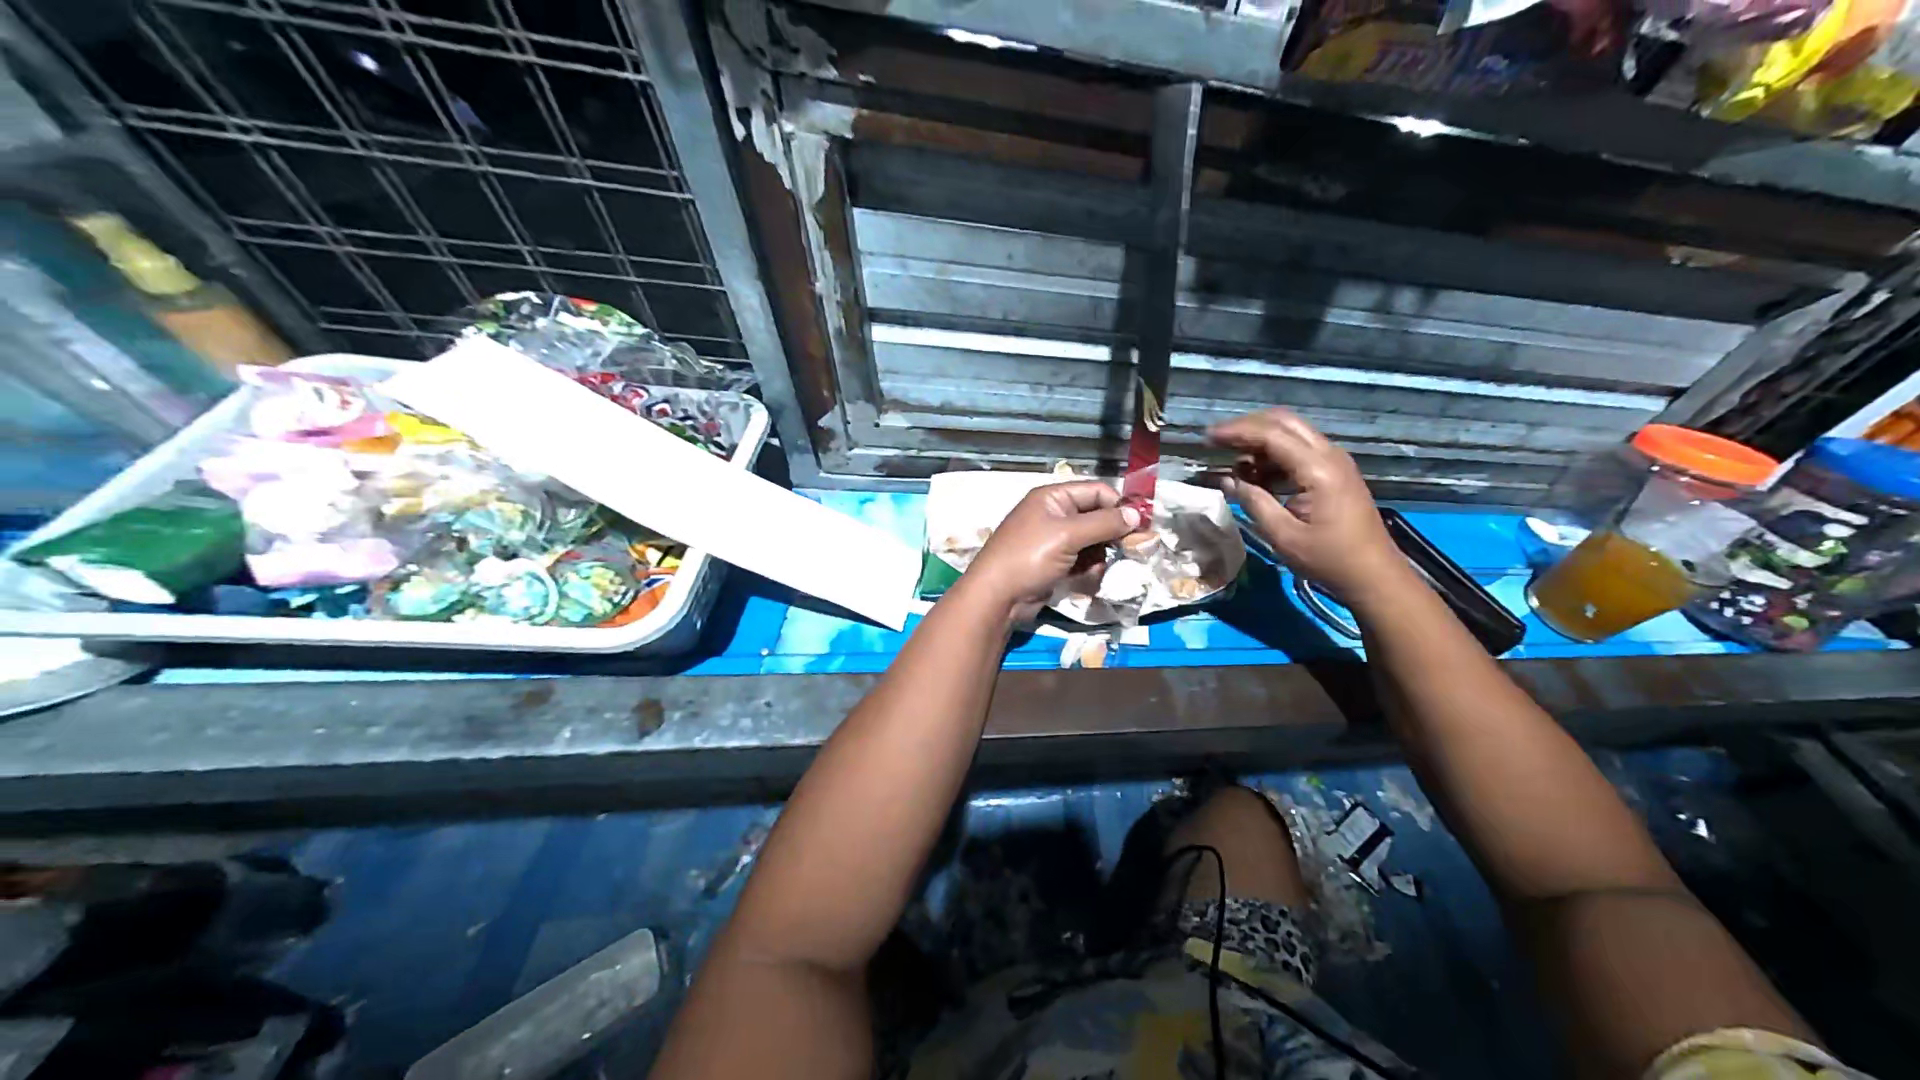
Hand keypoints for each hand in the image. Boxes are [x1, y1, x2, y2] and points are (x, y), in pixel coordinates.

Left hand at [963, 481, 1142, 619]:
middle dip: (1111, 534)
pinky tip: (1085, 578)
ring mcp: (1053, 540)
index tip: (1140, 525)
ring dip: (1100, 555)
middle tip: (1128, 550)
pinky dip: (1087, 568)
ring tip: (1095, 567)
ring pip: (1092, 541)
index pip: (1097, 492)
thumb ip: (1104, 523)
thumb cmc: (1029, 557)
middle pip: (1096, 517)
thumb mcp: (1068, 535)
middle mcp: (1054, 514)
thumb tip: (1136, 515)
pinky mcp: (1054, 563)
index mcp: (1053, 497)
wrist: (997, 596)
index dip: (1119, 506)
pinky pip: (1081, 559)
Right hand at [1208, 409, 1404, 601]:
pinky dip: (1273, 454)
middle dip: (1247, 427)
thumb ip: (1253, 502)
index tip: (1207, 437)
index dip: (1237, 432)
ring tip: (1232, 462)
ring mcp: (1335, 461)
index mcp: (1318, 469)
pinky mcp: (1334, 472)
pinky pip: (1299, 449)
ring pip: (1292, 433)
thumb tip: (1226, 480)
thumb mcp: (1283, 535)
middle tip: (1217, 441)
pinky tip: (1255, 474)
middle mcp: (1329, 455)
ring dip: (1260, 441)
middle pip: (1284, 422)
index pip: (1272, 434)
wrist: (1373, 574)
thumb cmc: (1328, 559)